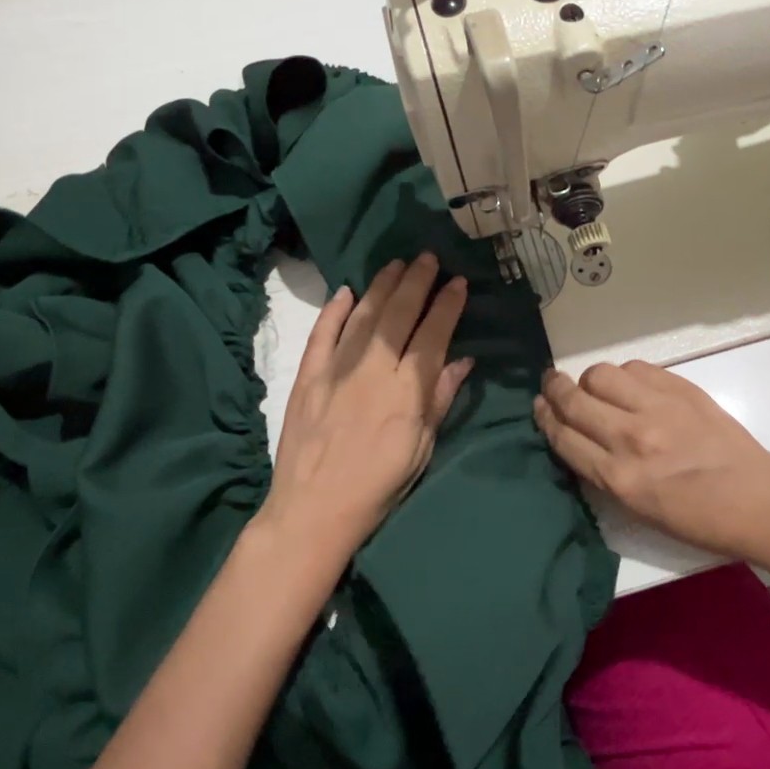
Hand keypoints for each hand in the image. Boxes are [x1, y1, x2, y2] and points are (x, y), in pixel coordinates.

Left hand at [263, 253, 473, 555]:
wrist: (313, 510)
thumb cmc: (379, 485)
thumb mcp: (422, 448)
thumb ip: (439, 400)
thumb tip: (463, 360)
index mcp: (407, 391)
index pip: (433, 335)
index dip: (447, 306)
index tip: (458, 282)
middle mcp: (373, 371)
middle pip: (399, 315)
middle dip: (416, 282)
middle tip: (428, 257)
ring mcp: (336, 371)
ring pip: (363, 316)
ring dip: (382, 286)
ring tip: (396, 263)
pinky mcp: (307, 378)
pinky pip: (322, 335)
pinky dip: (334, 311)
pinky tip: (347, 292)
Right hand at [534, 362, 769, 557]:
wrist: (754, 499)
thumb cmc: (696, 518)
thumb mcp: (637, 509)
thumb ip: (602, 471)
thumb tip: (578, 438)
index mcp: (618, 478)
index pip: (564, 437)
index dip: (545, 419)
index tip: (538, 406)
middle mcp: (631, 437)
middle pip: (574, 399)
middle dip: (555, 389)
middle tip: (551, 384)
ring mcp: (657, 408)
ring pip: (601, 374)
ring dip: (591, 381)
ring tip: (598, 390)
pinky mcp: (680, 388)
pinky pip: (636, 367)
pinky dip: (625, 375)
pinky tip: (630, 386)